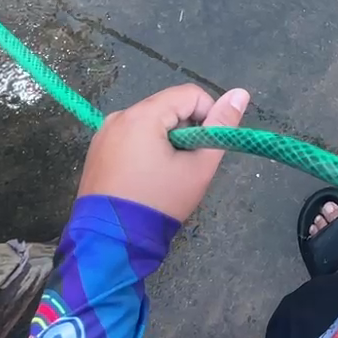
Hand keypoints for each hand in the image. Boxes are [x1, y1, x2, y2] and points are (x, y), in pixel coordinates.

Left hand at [77, 84, 250, 220]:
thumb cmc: (159, 202)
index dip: (208, 116)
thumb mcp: (199, 166)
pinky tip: (147, 176)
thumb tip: (241, 92)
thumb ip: (222, 126)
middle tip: (186, 163)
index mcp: (143, 115)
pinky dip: (147, 147)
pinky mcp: (97, 151)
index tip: (204, 147)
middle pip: (169, 106)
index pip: (191, 95)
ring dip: (167, 138)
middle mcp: (120, 116)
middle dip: (186, 129)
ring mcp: (104, 134)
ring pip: (152, 121)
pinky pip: (132, 135)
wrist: (109, 245)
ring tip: (166, 172)